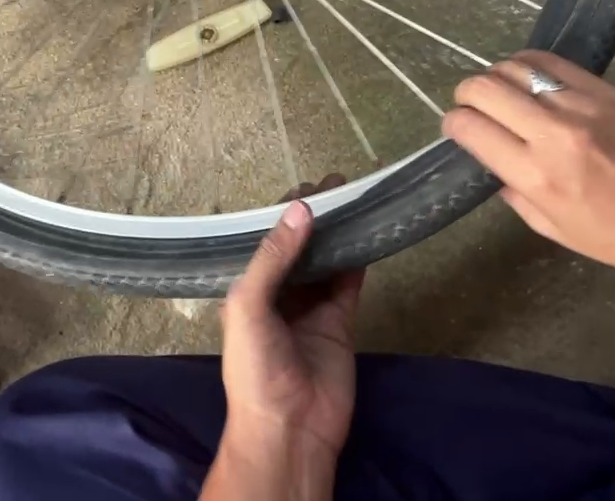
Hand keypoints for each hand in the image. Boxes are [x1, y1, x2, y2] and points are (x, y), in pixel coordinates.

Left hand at [204, 176, 363, 500]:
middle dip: (312, 216)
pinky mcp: (339, 323)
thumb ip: (274, 257)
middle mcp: (279, 292)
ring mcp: (310, 307)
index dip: (283, 213)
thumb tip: (301, 209)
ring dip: (336, 231)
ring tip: (352, 197)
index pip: (266, 240)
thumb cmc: (255, 366)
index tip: (305, 187)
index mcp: (249, 287)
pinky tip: (366, 233)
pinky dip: (356, 259)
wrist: (289, 429)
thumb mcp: (250, 305)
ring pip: (325, 259)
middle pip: (298, 245)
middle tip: (335, 184)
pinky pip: (348, 283)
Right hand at [440, 50, 614, 282]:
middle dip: (465, 96)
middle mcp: (553, 134)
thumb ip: (510, 187)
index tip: (456, 129)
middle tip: (472, 108)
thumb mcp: (549, 225)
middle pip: (483, 88)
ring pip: (512, 67)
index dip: (452, 124)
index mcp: (536, 175)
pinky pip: (549, 61)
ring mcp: (581, 107)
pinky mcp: (604, 91)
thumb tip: (488, 156)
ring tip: (503, 94)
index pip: (469, 127)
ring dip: (495, 79)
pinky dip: (526, 65)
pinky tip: (528, 79)